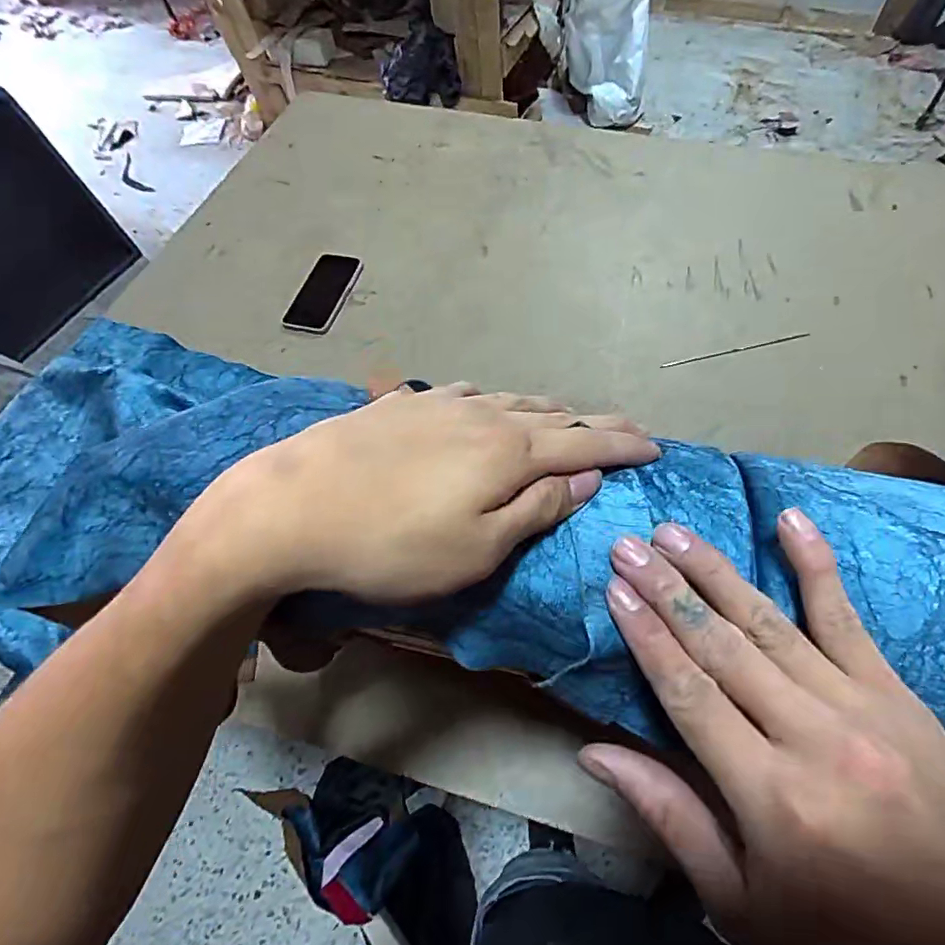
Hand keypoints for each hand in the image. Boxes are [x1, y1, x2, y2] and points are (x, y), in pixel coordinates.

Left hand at [161, 382, 658, 603]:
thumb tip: (584, 478)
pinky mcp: (399, 406)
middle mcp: (482, 415)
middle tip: (627, 427)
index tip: (655, 446)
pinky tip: (487, 402)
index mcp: (509, 453)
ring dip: (548, 410)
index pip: (585, 444)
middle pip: (553, 415)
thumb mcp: (477, 549)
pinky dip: (494, 401)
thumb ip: (536, 509)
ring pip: (510, 400)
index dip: (623, 446)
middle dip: (595, 423)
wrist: (289, 508)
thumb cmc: (391, 546)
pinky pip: (465, 395)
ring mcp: (438, 404)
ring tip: (569, 415)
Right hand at [581, 512, 944, 944]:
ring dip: (718, 572)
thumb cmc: (843, 940)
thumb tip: (595, 752)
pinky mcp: (899, 695)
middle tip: (630, 544)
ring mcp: (863, 707)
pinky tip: (791, 520)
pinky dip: (816, 565)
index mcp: (771, 797)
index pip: (689, 693)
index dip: (647, 636)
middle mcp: (814, 739)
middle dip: (668, 589)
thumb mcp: (740, 903)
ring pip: (772, 623)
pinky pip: (848, 619)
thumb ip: (669, 816)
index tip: (615, 588)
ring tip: (676, 533)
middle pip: (723, 646)